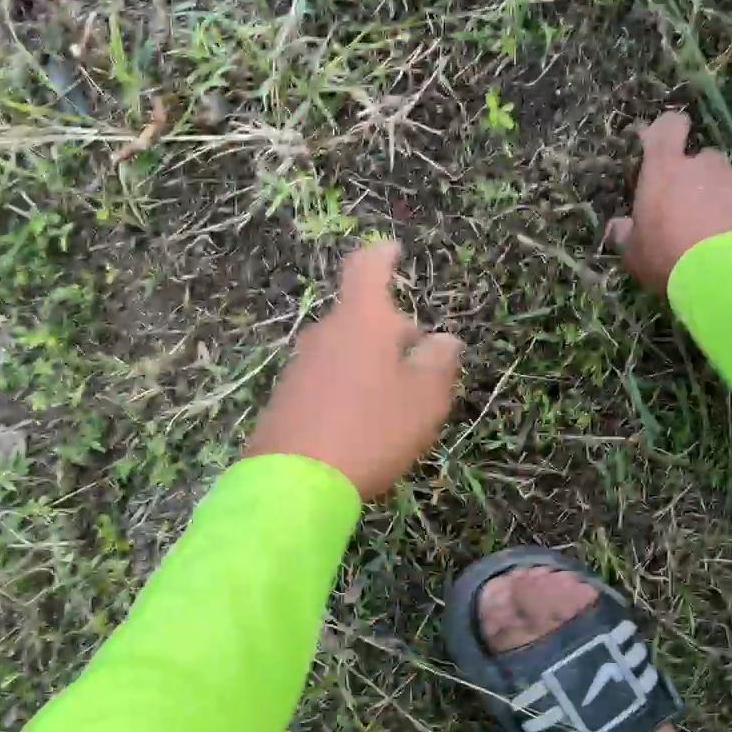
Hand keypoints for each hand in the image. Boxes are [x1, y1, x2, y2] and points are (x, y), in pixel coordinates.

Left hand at [244, 240, 465, 499]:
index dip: (382, 256)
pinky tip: (364, 420)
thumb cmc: (371, 430)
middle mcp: (325, 334)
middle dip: (392, 329)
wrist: (294, 483)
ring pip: (345, 350)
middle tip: (419, 352)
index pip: (367, 270)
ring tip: (397, 395)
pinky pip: (327, 379)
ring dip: (372, 361)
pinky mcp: (286, 399)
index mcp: (361, 322)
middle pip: (361, 317)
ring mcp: (300, 367)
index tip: (394, 249)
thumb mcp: (423, 399)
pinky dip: (350, 386)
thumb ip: (439, 364)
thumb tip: (445, 340)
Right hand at [606, 111, 731, 294]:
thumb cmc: (667, 257)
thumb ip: (626, 234)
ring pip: (725, 180)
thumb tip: (617, 227)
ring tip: (716, 232)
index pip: (667, 128)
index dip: (669, 131)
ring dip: (720, 197)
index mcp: (664, 169)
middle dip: (696, 180)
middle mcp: (702, 164)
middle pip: (700, 160)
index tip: (669, 147)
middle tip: (689, 212)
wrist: (724, 275)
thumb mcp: (635, 253)